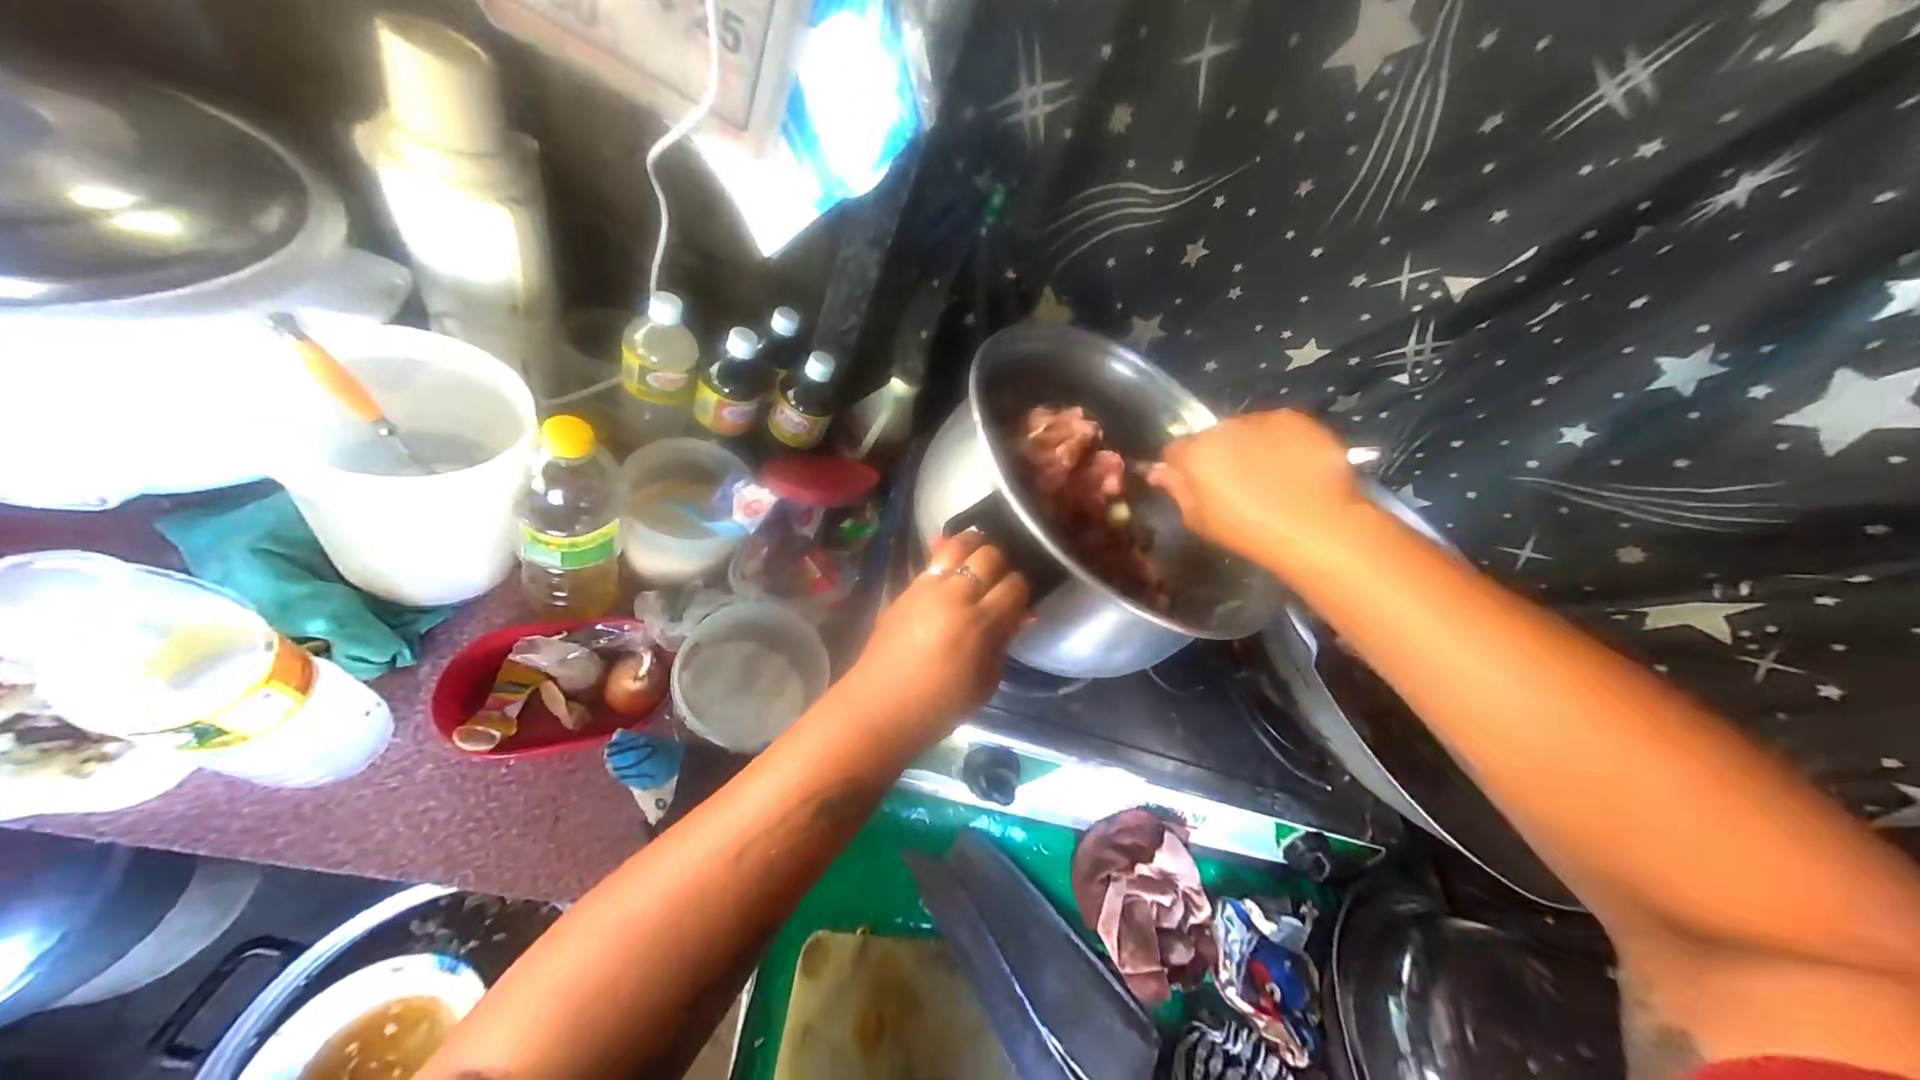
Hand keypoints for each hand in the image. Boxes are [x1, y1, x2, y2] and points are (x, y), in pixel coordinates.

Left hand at [842, 531, 1028, 741]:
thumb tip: (1020, 615)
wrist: (880, 706)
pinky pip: (934, 559)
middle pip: (990, 556)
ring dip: (977, 545)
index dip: (1023, 589)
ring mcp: (928, 587)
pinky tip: (958, 559)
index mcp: (980, 624)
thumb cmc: (939, 706)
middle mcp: (955, 596)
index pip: (1015, 585)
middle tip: (1003, 578)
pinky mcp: (907, 588)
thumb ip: (1003, 643)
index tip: (1022, 599)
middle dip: (1004, 562)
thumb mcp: (985, 682)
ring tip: (983, 554)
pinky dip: (950, 552)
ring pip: (960, 545)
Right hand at [1149, 409, 1366, 562]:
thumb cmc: (1249, 532)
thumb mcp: (1200, 521)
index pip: (1174, 449)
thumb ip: (1177, 490)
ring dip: (1250, 445)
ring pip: (1245, 429)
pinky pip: (1277, 427)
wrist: (1318, 526)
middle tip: (1236, 483)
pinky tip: (1293, 467)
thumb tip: (1158, 471)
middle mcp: (1224, 426)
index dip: (1183, 467)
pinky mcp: (1296, 418)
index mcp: (1195, 453)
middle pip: (1211, 436)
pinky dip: (1280, 442)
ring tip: (1270, 476)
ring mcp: (1262, 419)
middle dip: (1219, 453)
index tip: (1197, 485)